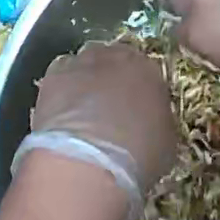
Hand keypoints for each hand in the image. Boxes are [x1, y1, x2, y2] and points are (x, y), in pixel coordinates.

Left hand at [15, 43, 175, 219]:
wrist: (89, 163)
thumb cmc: (138, 157)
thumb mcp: (166, 142)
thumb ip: (158, 120)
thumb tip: (149, 122)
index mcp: (148, 69)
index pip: (145, 72)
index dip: (138, 92)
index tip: (135, 111)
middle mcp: (115, 56)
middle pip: (113, 62)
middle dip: (111, 81)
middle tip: (108, 111)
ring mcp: (81, 62)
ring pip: (85, 66)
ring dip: (85, 82)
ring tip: (82, 114)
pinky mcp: (53, 75)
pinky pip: (60, 76)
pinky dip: (62, 90)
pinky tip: (62, 113)